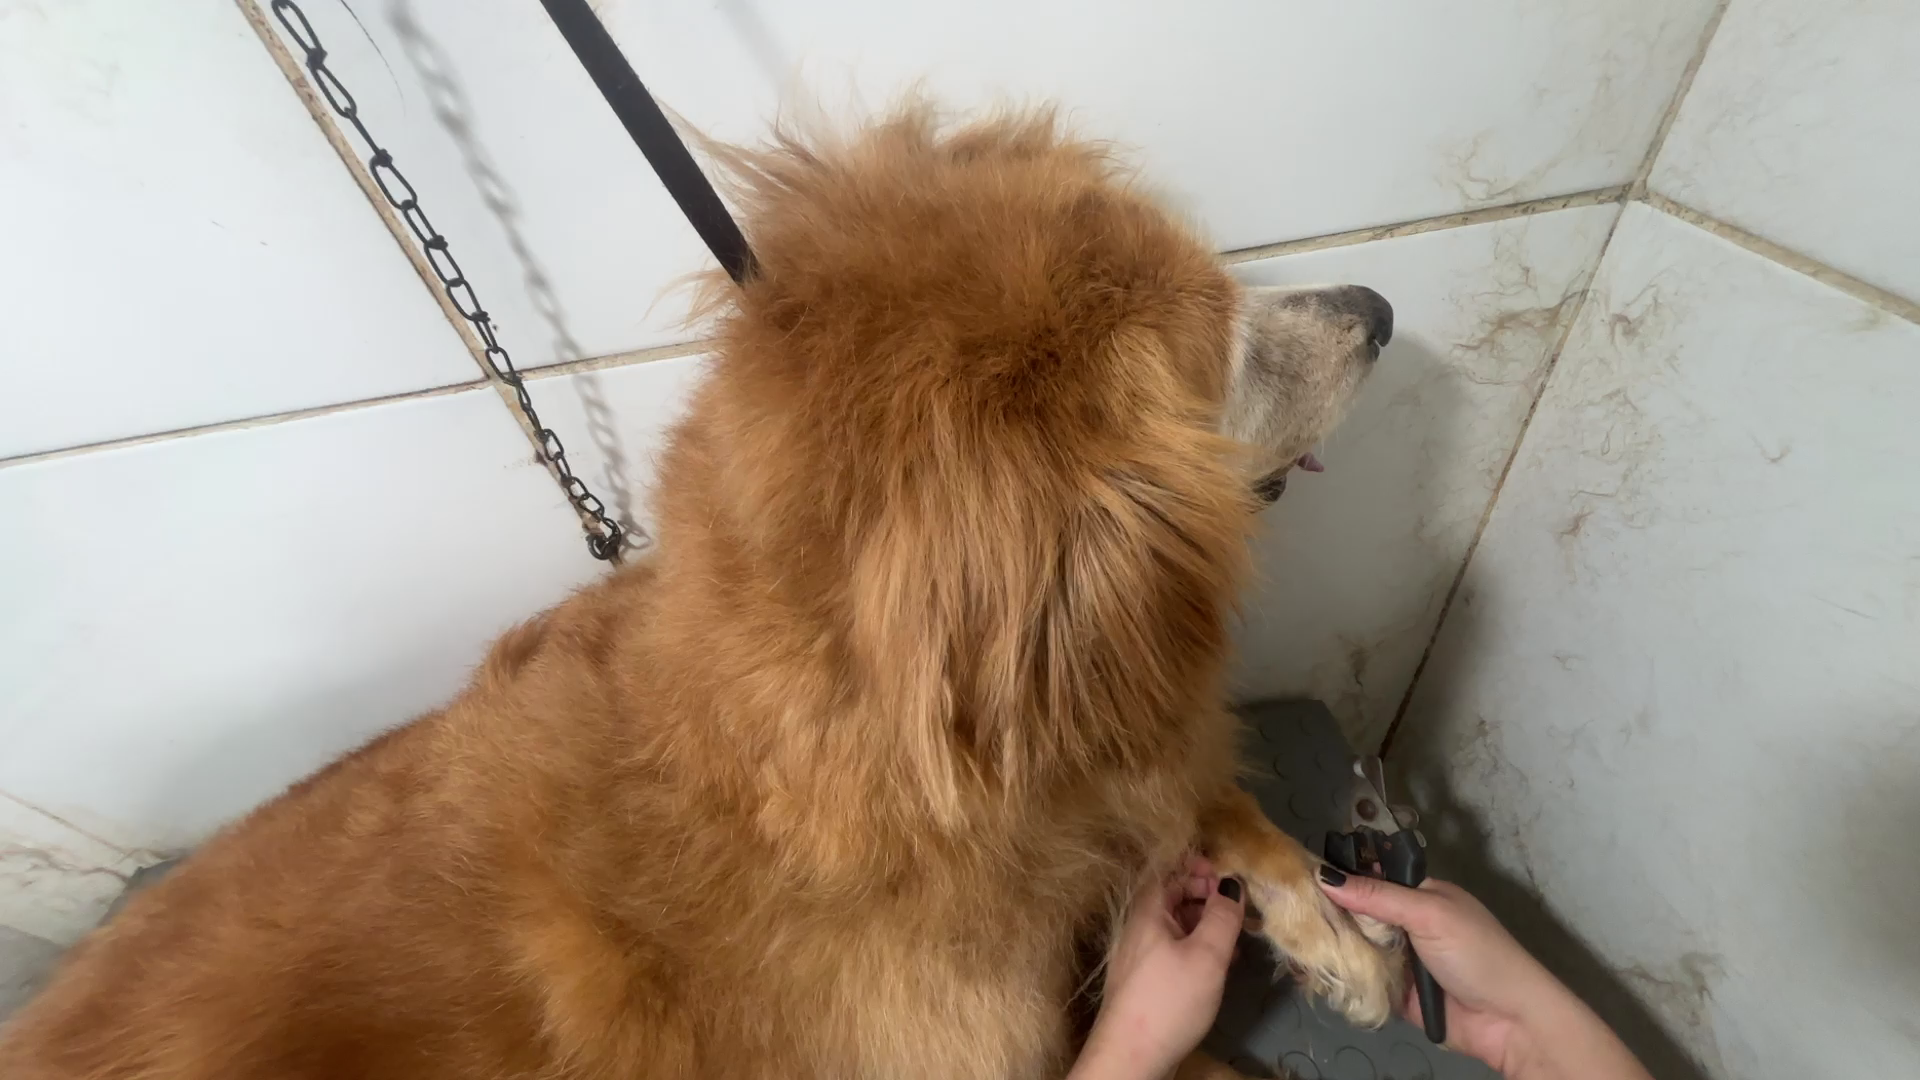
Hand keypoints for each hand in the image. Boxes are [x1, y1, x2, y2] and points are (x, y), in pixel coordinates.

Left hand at [1069, 856, 1245, 1079]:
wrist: (1130, 1055)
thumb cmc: (1169, 998)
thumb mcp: (1206, 956)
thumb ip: (1221, 917)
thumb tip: (1231, 882)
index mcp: (1148, 908)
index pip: (1171, 871)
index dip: (1198, 868)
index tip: (1228, 877)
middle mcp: (1140, 922)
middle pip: (1175, 895)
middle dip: (1209, 897)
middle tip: (1241, 909)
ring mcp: (1141, 950)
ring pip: (1178, 923)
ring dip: (1207, 923)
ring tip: (1238, 937)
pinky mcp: (1146, 976)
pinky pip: (1175, 946)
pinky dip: (1198, 946)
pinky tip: (1221, 963)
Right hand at [1318, 873, 1651, 1079]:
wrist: (1514, 1025)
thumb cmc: (1479, 955)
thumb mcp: (1429, 913)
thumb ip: (1376, 895)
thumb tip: (1323, 875)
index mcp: (1416, 894)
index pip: (1368, 875)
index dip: (1337, 872)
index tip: (1298, 871)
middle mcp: (1402, 922)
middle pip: (1354, 909)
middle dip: (1325, 908)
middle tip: (1284, 903)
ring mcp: (1396, 957)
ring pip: (1352, 942)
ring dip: (1327, 939)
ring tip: (1287, 932)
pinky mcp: (1391, 990)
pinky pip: (1358, 976)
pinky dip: (1337, 971)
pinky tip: (1304, 964)